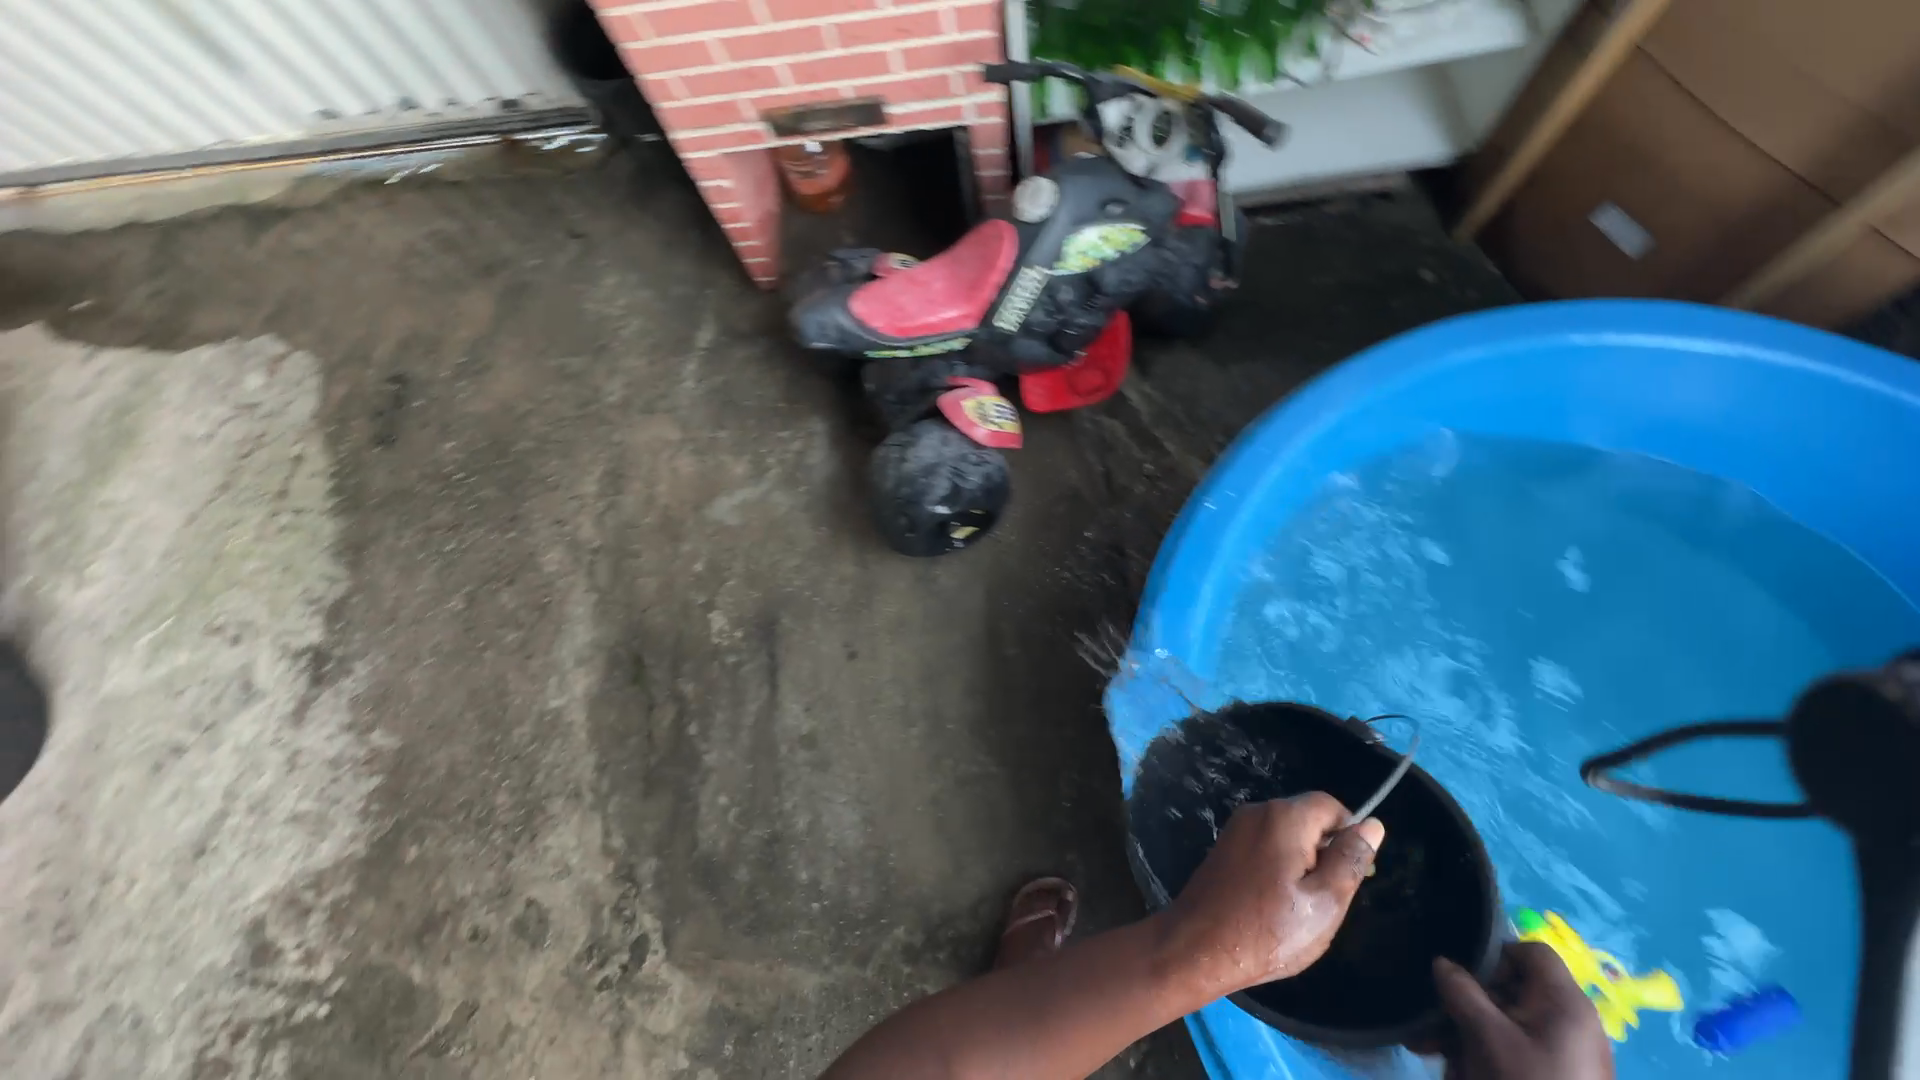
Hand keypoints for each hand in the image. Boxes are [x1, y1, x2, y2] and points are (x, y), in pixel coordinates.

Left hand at [1160, 794, 1384, 996]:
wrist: (1199, 946)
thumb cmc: (1268, 930)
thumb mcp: (1325, 901)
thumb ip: (1350, 859)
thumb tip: (1372, 824)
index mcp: (1283, 817)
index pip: (1330, 805)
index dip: (1349, 834)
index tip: (1352, 873)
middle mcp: (1256, 812)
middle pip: (1307, 817)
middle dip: (1326, 850)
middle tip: (1327, 897)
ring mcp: (1236, 828)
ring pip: (1286, 833)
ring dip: (1303, 861)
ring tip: (1301, 905)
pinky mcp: (1224, 846)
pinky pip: (1265, 844)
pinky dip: (1279, 865)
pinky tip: (1276, 901)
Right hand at [1433, 944, 1613, 1079]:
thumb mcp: (1485, 1036)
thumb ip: (1461, 991)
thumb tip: (1443, 962)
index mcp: (1565, 1002)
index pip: (1531, 951)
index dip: (1494, 955)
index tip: (1463, 979)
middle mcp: (1572, 1021)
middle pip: (1512, 989)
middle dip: (1466, 1002)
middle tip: (1431, 1022)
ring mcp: (1567, 1052)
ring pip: (1507, 1022)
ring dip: (1466, 1031)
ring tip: (1430, 1051)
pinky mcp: (1559, 1076)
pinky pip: (1517, 1050)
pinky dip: (1485, 1052)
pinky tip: (1457, 1072)